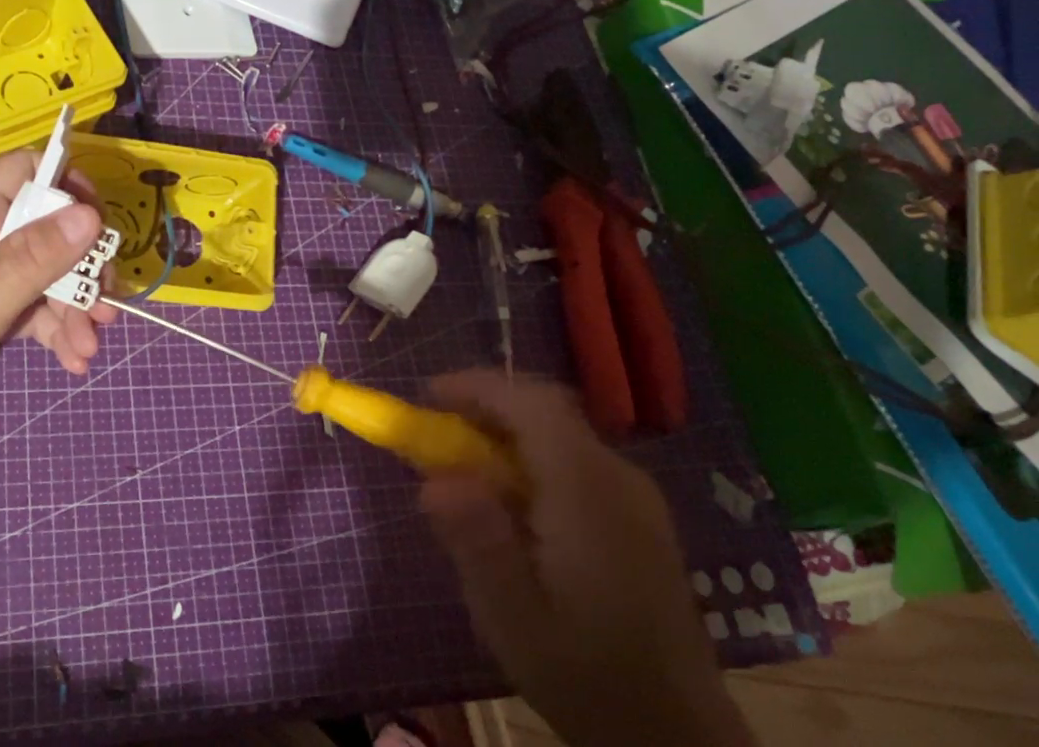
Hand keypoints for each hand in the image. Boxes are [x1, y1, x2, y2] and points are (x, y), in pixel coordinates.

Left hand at [0, 152, 113, 460]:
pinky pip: (24, 309)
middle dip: (81, 268)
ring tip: (88, 350)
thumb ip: (37, 255)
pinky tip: (70, 361)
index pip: (30, 171)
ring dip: (71, 308)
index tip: (101, 234)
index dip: (71, 191)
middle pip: (46, 230)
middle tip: (107, 310)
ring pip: (40, 275)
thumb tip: (91, 211)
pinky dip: (50, 330)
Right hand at [421, 370, 753, 746]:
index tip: (425, 397)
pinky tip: (506, 509)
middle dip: (484, 410)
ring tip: (458, 475)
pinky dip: (527, 462)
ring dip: (502, 437)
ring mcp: (635, 499)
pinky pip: (574, 464)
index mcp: (590, 494)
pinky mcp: (636, 519)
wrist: (673, 731)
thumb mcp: (512, 617)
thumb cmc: (584, 674)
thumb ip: (476, 542)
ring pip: (560, 436)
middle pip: (547, 413)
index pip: (535, 405)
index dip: (477, 387)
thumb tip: (434, 478)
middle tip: (433, 439)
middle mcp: (620, 481)